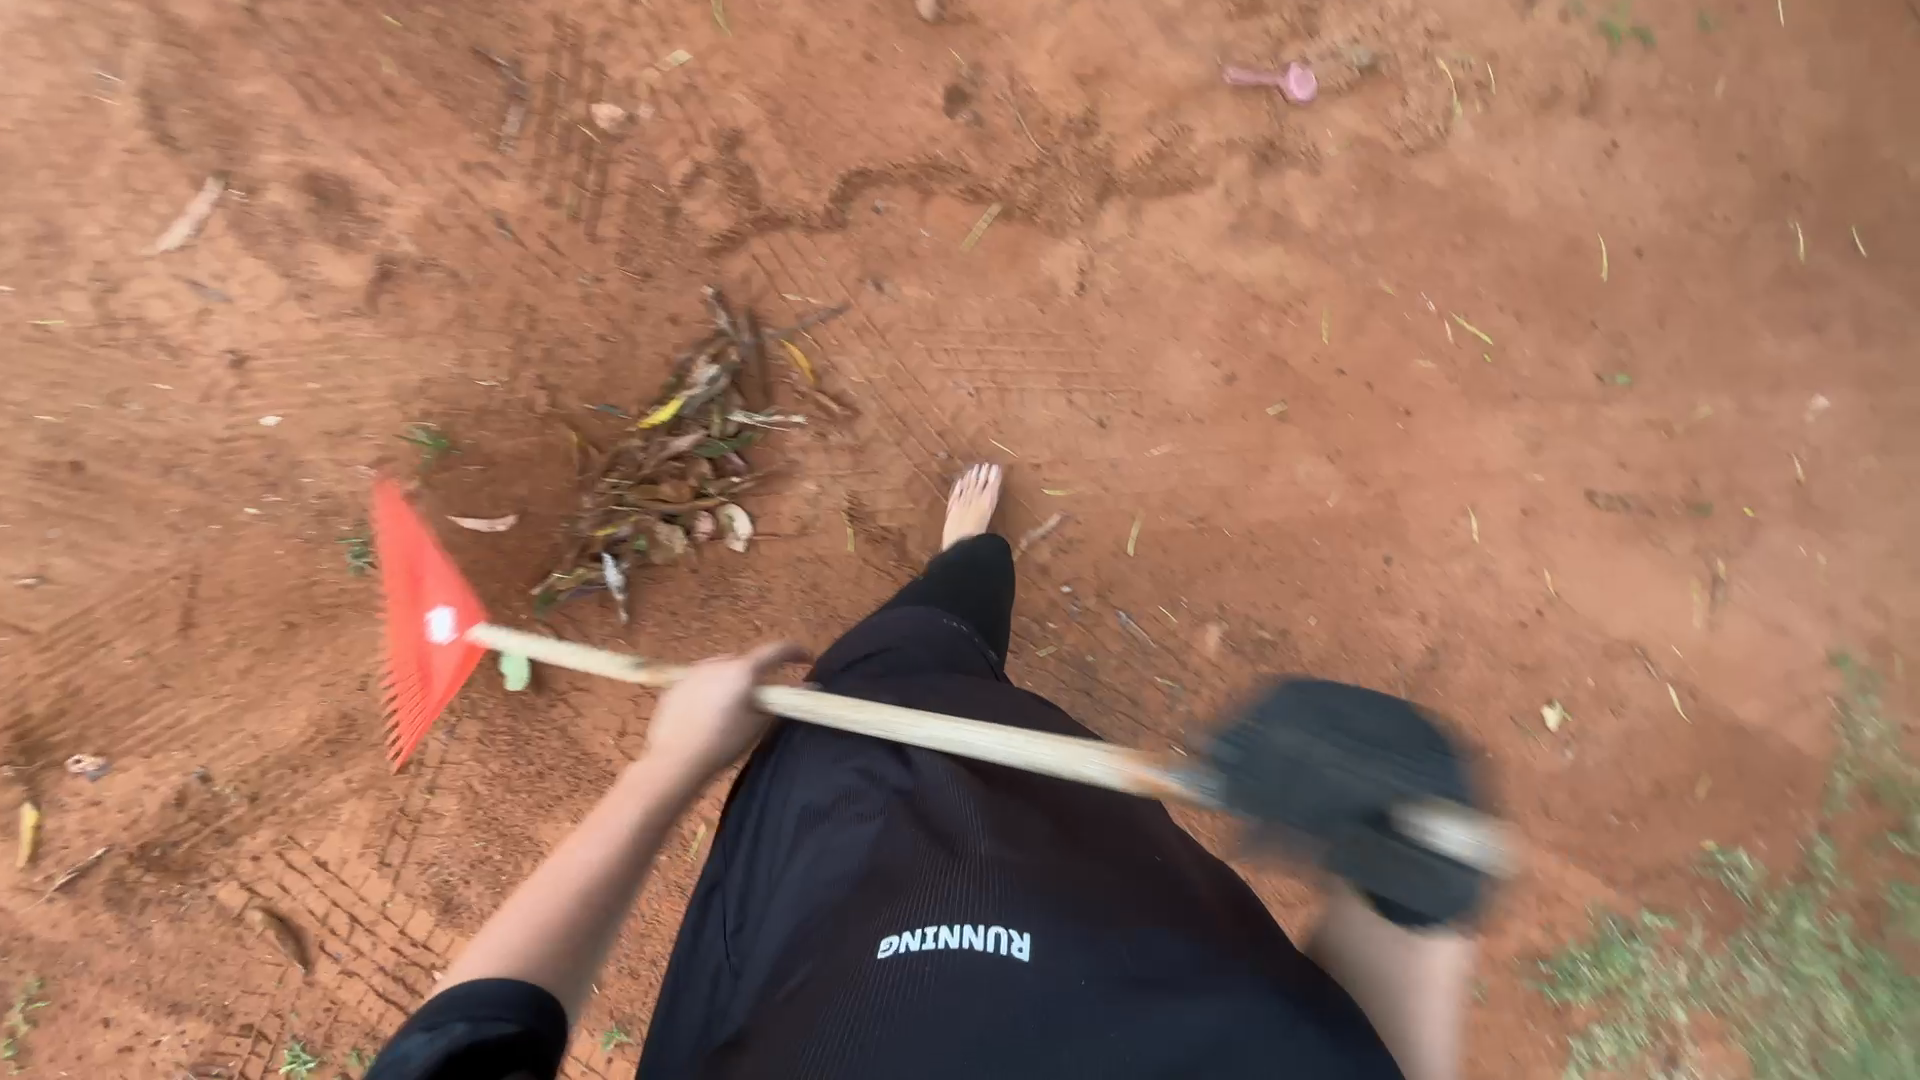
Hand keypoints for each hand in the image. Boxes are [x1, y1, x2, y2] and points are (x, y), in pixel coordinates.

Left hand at [640, 641, 809, 786]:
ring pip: (721, 669)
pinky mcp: (674, 687)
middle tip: (763, 693)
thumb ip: (781, 701)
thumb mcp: (758, 724)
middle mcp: (718, 663)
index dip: (795, 652)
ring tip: (732, 705)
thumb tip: (806, 687)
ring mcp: (693, 673)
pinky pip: (700, 681)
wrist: (675, 761)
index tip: (807, 658)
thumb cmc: (723, 743)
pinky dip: (710, 689)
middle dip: (758, 672)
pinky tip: (707, 713)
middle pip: (746, 660)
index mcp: (743, 670)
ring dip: (732, 679)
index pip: (776, 651)